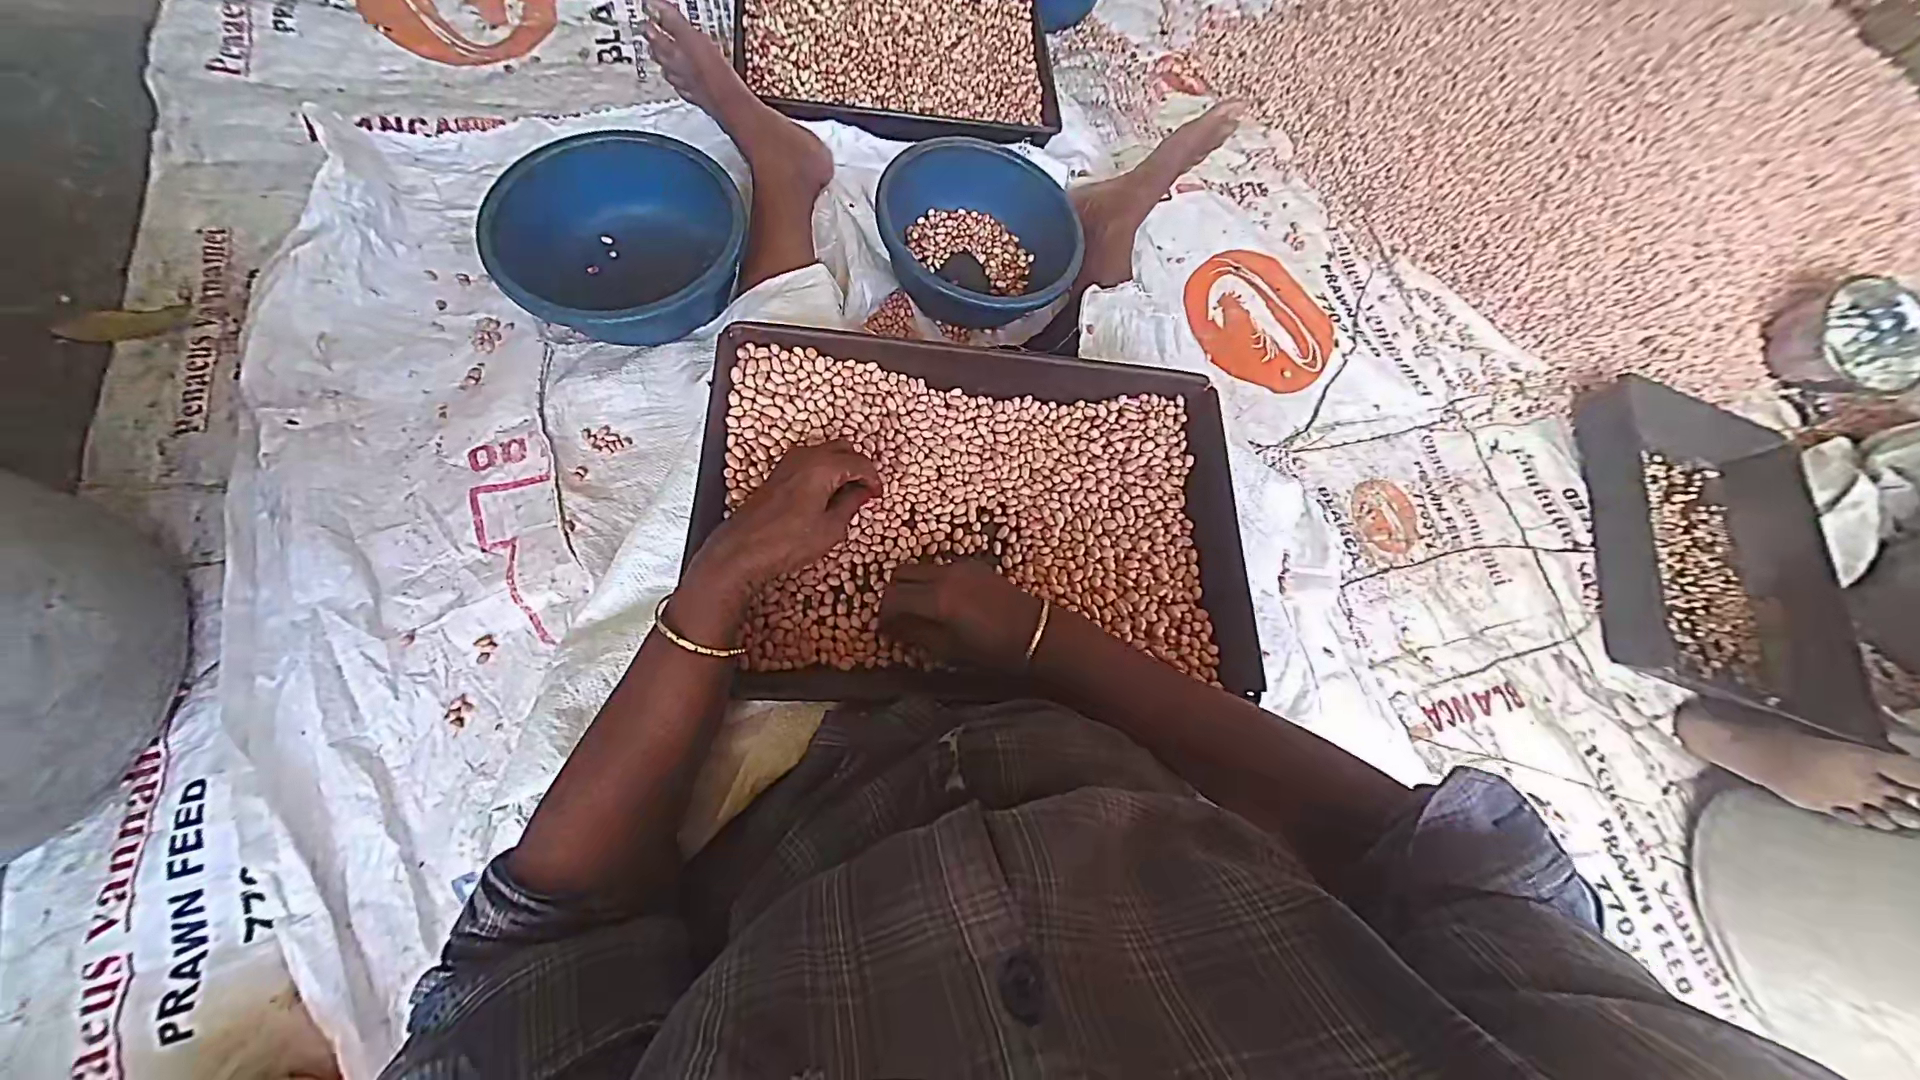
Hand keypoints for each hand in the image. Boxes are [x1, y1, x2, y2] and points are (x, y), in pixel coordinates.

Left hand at [690, 440, 880, 600]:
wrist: (742, 550)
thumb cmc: (785, 542)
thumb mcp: (831, 528)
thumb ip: (851, 504)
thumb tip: (862, 493)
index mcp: (822, 466)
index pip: (860, 462)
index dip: (874, 479)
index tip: (878, 495)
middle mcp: (804, 457)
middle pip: (843, 449)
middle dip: (859, 468)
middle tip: (866, 492)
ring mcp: (788, 463)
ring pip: (825, 453)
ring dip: (841, 468)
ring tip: (848, 496)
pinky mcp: (778, 475)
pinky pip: (810, 463)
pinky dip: (824, 473)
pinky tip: (826, 497)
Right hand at [879, 559, 1043, 670]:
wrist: (1035, 632)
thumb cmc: (992, 650)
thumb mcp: (948, 649)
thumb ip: (915, 634)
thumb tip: (891, 628)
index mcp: (937, 600)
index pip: (892, 598)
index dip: (882, 614)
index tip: (883, 629)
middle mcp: (944, 575)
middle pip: (900, 575)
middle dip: (892, 595)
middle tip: (895, 617)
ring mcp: (960, 566)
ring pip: (920, 568)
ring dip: (911, 585)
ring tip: (917, 609)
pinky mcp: (973, 564)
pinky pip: (939, 567)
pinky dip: (930, 580)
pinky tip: (941, 601)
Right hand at [1777, 739, 1919, 830]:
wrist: (1749, 750)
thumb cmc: (1788, 739)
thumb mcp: (1835, 743)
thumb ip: (1871, 759)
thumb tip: (1901, 769)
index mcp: (1868, 760)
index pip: (1917, 774)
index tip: (1919, 783)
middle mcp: (1865, 783)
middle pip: (1914, 801)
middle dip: (1917, 802)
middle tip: (1914, 800)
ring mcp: (1846, 799)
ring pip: (1890, 817)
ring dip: (1898, 816)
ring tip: (1897, 813)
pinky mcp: (1827, 808)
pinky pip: (1857, 820)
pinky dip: (1865, 819)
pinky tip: (1865, 816)